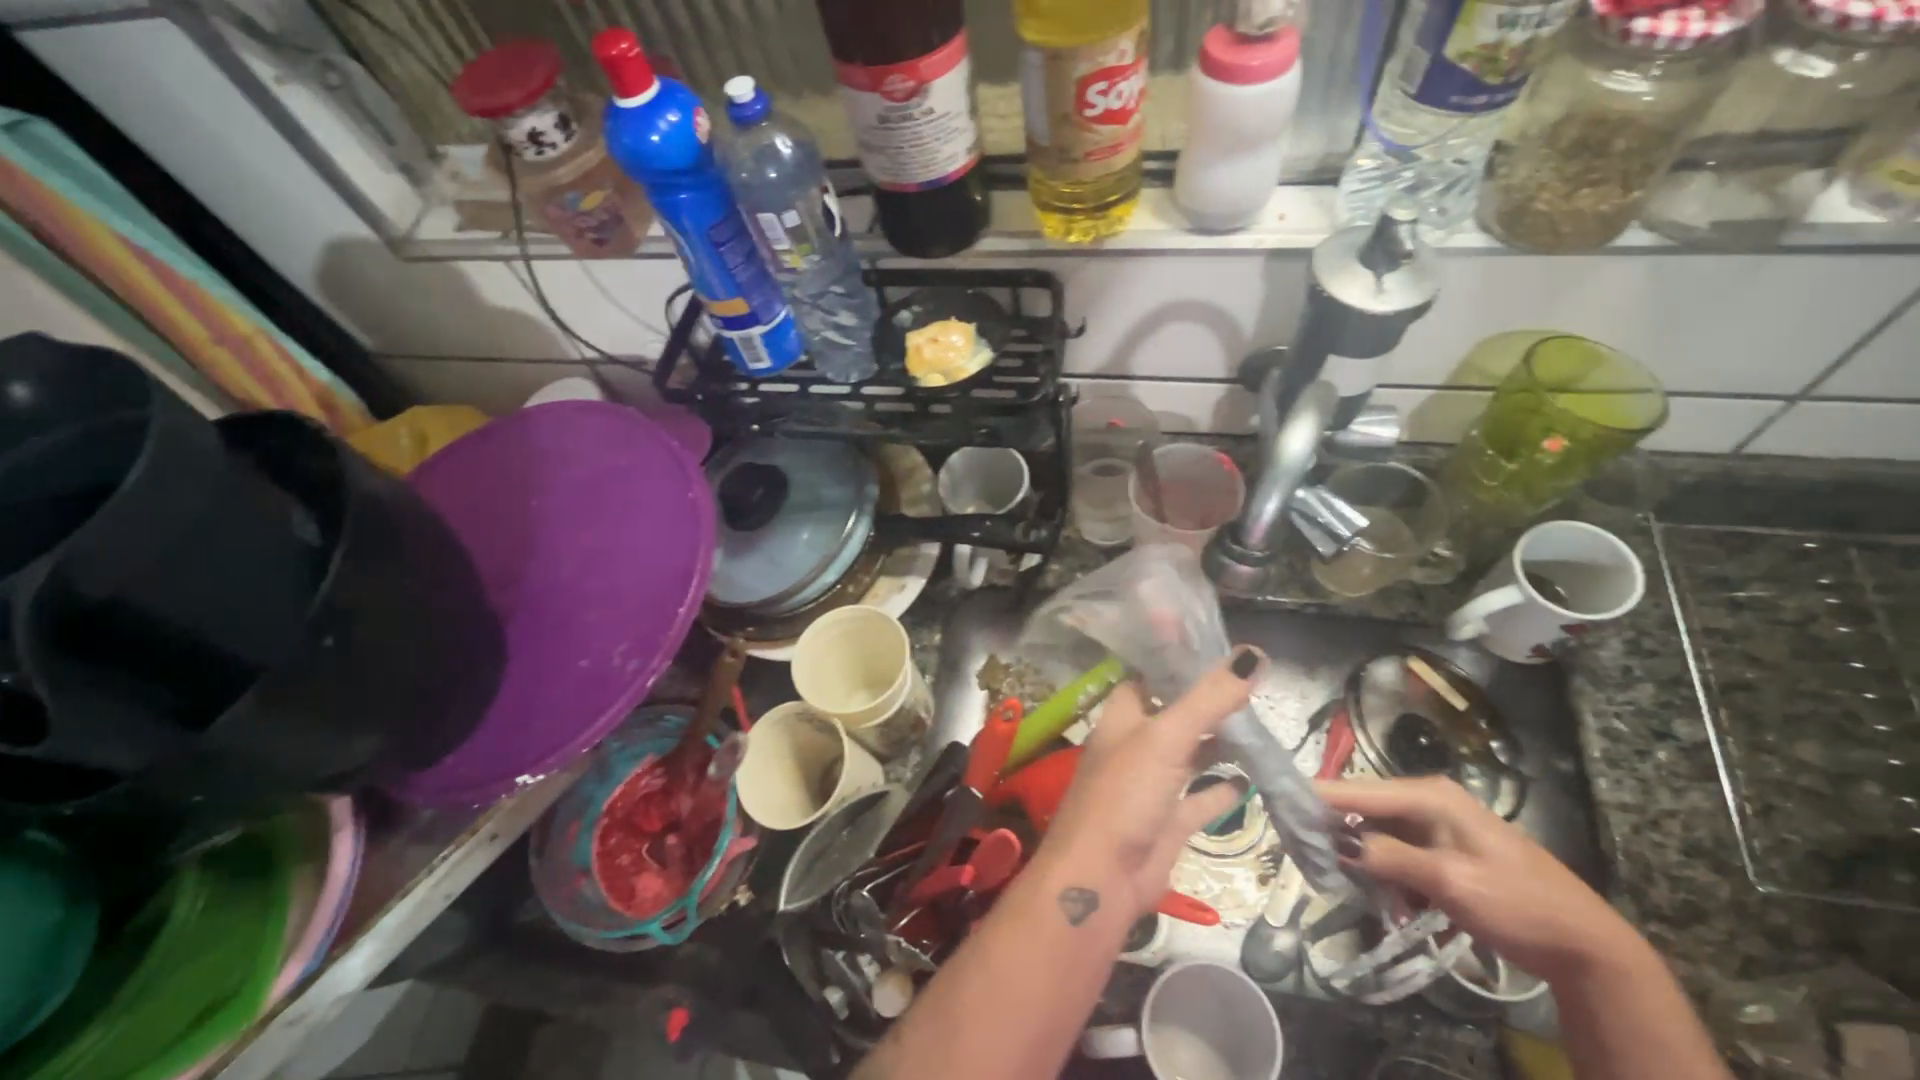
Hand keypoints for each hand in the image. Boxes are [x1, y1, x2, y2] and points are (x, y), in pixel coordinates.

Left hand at [1032, 647, 1267, 918]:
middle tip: (1255, 683)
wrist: (1101, 878)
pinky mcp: (1169, 821)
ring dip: (1221, 741)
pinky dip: (1225, 788)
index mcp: (1122, 717)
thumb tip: (1253, 654)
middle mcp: (1135, 745)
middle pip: (1175, 713)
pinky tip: (1253, 777)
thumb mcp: (1166, 737)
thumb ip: (1209, 698)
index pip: (1149, 674)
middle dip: (1209, 700)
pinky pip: (1202, 798)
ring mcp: (1152, 785)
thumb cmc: (1123, 796)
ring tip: (1263, 723)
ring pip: (1191, 754)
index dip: (1178, 659)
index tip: (1220, 644)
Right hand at [1321, 776, 1643, 984]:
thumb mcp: (1450, 880)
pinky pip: (1393, 856)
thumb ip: (1389, 857)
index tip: (1273, 806)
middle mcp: (1427, 801)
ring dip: (1359, 863)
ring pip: (1374, 836)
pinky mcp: (1439, 854)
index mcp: (1430, 795)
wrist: (1582, 944)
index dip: (1314, 798)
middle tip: (1303, 859)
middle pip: (1360, 810)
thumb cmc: (1518, 903)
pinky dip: (1382, 876)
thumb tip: (1336, 843)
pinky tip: (1386, 901)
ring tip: (1342, 886)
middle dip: (1333, 835)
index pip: (1355, 790)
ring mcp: (1434, 828)